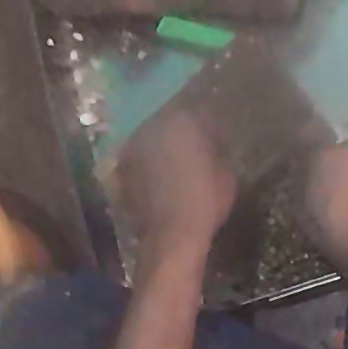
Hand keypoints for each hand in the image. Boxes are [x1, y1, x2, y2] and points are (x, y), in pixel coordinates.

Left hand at [117, 107, 235, 281]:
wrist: (171, 234)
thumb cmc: (205, 202)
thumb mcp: (226, 176)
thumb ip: (219, 153)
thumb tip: (215, 146)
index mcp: (182, 121)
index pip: (200, 114)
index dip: (211, 128)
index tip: (219, 140)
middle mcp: (151, 126)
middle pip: (170, 124)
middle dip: (183, 136)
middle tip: (196, 153)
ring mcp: (132, 146)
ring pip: (152, 142)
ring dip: (163, 151)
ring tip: (176, 169)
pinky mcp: (121, 169)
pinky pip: (140, 163)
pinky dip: (149, 169)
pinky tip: (160, 184)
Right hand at [304, 143, 347, 294]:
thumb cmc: (331, 231)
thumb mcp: (301, 211)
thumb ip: (299, 183)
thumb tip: (301, 171)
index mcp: (321, 154)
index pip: (308, 138)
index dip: (308, 154)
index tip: (306, 168)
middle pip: (338, 150)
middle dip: (335, 165)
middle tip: (334, 188)